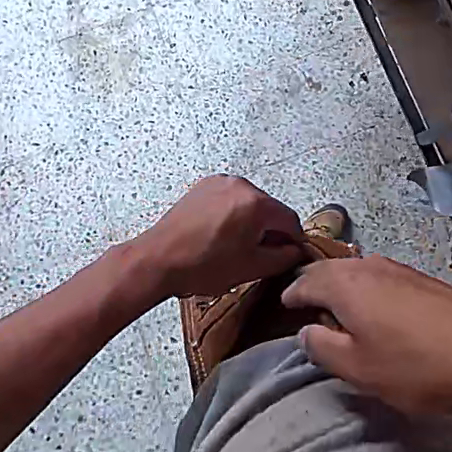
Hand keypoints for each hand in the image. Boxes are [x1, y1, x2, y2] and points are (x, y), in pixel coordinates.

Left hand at [136, 176, 305, 297]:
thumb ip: (283, 257)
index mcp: (257, 204)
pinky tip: (220, 234)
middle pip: (270, 209)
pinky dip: (232, 214)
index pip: (290, 219)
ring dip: (250, 221)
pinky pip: (230, 198)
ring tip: (234, 246)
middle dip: (269, 230)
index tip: (290, 252)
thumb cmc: (199, 265)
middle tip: (259, 254)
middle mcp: (241, 186)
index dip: (294, 239)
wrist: (157, 261)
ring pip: (250, 203)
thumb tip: (295, 251)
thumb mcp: (251, 268)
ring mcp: (222, 183)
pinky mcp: (206, 186)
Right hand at [280, 255, 451, 418]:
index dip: (293, 292)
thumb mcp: (357, 368)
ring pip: (361, 269)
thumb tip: (306, 330)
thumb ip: (323, 347)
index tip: (283, 303)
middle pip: (335, 267)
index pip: (309, 279)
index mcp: (349, 283)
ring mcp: (404, 270)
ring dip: (344, 282)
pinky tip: (376, 305)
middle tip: (304, 299)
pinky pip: (384, 276)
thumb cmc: (414, 365)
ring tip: (336, 303)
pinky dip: (369, 286)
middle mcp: (374, 267)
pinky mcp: (427, 280)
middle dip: (317, 281)